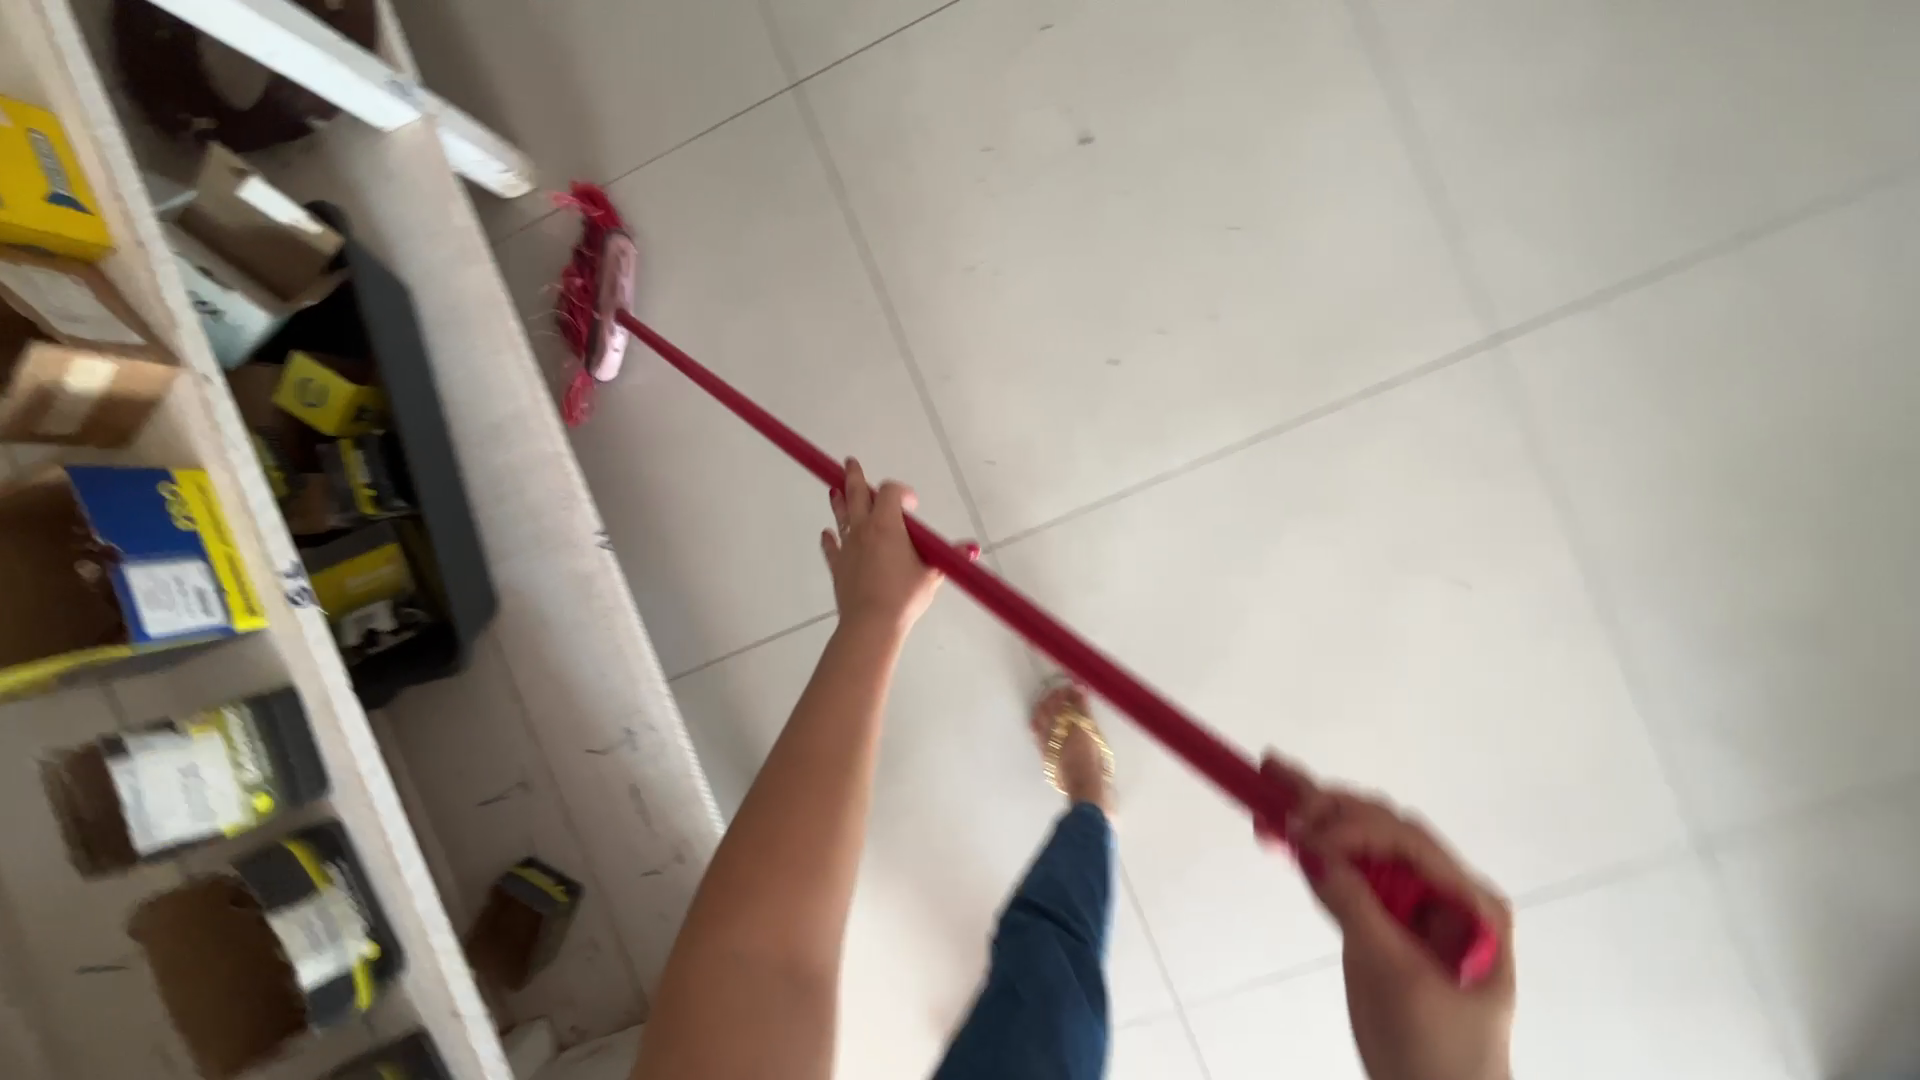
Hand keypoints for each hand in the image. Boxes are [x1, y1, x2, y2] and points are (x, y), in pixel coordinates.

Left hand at [821, 458, 944, 633]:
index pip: (891, 492)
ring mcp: (847, 547)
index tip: (912, 503)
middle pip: (857, 494)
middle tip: (849, 463)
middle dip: (855, 477)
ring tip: (834, 489)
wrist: (871, 623)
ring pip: (841, 516)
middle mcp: (863, 529)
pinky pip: (832, 547)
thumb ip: (949, 556)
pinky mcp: (838, 566)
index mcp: (887, 525)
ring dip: (839, 501)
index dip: (902, 492)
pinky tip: (827, 534)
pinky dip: (831, 539)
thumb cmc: (904, 596)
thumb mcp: (932, 574)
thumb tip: (972, 548)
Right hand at [1259, 758, 1515, 1079]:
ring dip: (1313, 815)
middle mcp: (1443, 890)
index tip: (1302, 831)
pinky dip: (1312, 846)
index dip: (1351, 825)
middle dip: (1326, 805)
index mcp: (1468, 902)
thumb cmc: (1433, 1049)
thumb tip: (1309, 846)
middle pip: (1380, 827)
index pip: (1405, 840)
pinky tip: (1282, 825)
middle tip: (1273, 781)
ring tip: (1268, 784)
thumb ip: (1354, 904)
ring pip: (1359, 840)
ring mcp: (1411, 903)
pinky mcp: (1382, 917)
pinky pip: (1346, 869)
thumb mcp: (1393, 974)